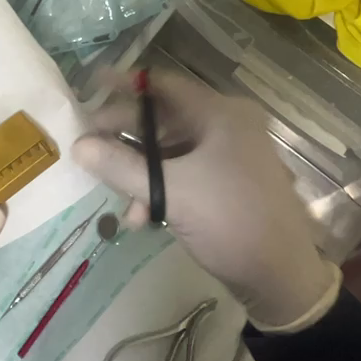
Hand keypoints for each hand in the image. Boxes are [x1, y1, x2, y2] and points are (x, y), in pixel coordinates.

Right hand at [72, 70, 339, 330]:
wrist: (283, 277)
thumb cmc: (230, 221)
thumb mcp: (170, 193)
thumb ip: (121, 167)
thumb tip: (77, 146)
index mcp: (220, 113)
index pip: (163, 84)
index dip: (125, 83)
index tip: (91, 83)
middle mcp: (227, 124)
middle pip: (163, 117)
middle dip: (125, 135)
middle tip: (89, 146)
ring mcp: (229, 153)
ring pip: (170, 149)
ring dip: (141, 171)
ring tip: (116, 197)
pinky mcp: (228, 181)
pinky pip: (184, 170)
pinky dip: (161, 187)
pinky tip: (142, 217)